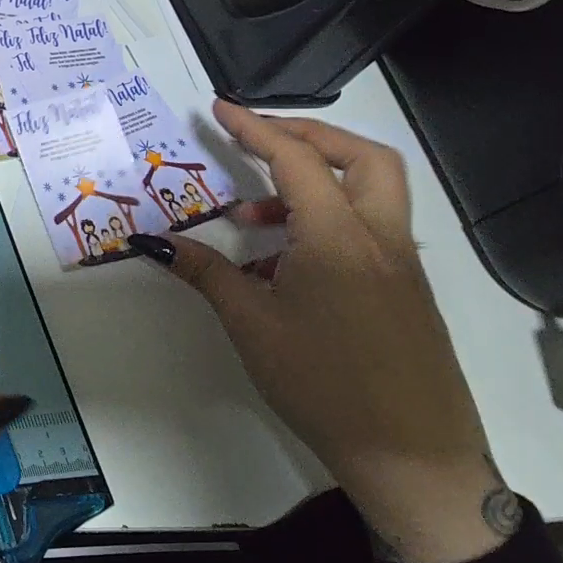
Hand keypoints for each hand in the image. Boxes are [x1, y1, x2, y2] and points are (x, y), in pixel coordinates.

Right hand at [127, 101, 517, 562]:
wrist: (410, 455)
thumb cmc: (321, 381)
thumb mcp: (250, 323)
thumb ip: (205, 271)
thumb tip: (151, 240)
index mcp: (340, 240)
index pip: (298, 161)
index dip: (255, 128)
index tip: (220, 108)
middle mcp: (381, 240)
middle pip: (364, 158)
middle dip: (309, 136)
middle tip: (256, 139)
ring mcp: (400, 266)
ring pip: (372, 193)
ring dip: (315, 182)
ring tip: (251, 218)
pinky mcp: (404, 291)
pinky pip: (369, 231)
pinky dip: (324, 221)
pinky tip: (280, 264)